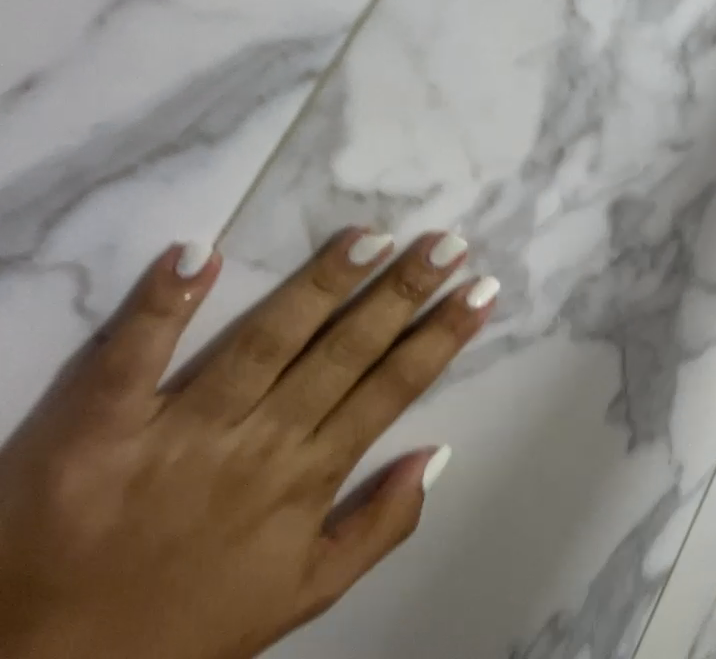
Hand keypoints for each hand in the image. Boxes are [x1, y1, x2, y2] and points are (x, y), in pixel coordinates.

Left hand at [0, 231, 496, 658]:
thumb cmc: (189, 627)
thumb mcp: (307, 592)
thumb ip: (381, 525)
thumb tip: (439, 453)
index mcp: (310, 477)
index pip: (394, 387)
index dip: (442, 335)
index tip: (481, 290)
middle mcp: (259, 444)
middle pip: (347, 351)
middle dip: (403, 291)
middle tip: (445, 243)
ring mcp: (178, 432)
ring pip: (266, 340)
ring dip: (321, 284)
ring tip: (370, 237)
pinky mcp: (94, 431)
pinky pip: (131, 358)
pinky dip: (163, 305)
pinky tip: (201, 254)